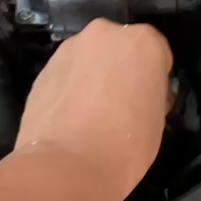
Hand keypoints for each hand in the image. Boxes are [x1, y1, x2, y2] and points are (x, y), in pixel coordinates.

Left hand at [16, 20, 171, 199]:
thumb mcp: (157, 119)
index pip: (157, 52)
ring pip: (89, 58)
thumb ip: (150, 93)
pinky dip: (69, 88)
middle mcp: (106, 34)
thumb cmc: (125, 145)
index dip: (153, 78)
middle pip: (119, 48)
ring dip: (92, 76)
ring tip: (89, 114)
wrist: (66, 166)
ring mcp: (70, 48)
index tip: (148, 98)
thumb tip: (138, 95)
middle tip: (120, 104)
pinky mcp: (43, 67)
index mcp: (144, 42)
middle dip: (120, 69)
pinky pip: (66, 74)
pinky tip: (69, 117)